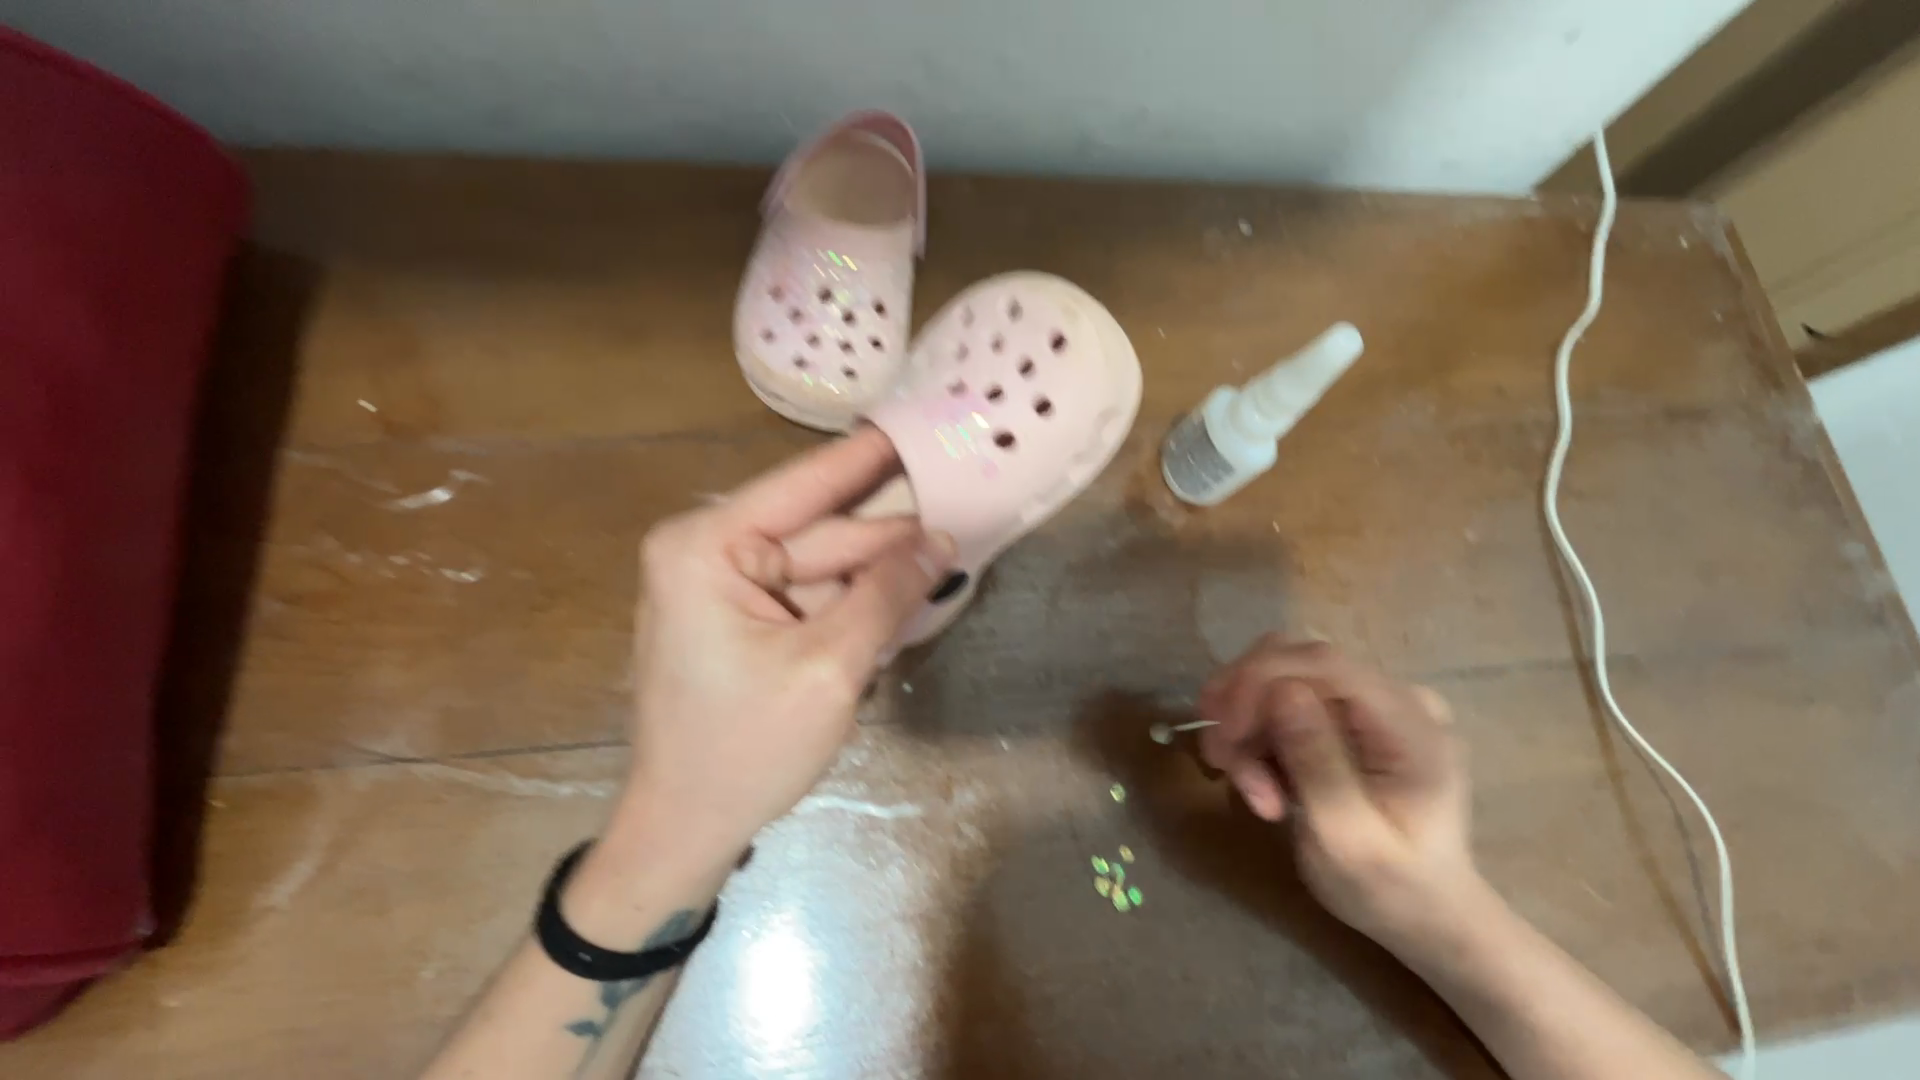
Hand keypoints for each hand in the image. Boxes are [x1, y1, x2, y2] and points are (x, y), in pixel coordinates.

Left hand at [608, 428, 952, 870]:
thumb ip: (886, 593)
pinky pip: (808, 596)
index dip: (869, 456)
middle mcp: (707, 552)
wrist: (684, 831)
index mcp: (706, 546)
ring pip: (820, 566)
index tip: (916, 419)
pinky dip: (853, 604)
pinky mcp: (738, 620)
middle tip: (962, 507)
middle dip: (888, 535)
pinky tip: (904, 600)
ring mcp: (721, 587)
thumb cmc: (745, 749)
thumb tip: (941, 538)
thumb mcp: (829, 666)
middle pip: (819, 531)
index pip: (805, 485)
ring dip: (877, 575)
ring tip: (947, 556)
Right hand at [1197, 637, 1480, 951]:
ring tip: (1251, 792)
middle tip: (1220, 760)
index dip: (1259, 680)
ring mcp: (1369, 706)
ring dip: (1246, 730)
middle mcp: (1391, 698)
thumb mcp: (1348, 838)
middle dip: (1243, 704)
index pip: (1323, 662)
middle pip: (1293, 660)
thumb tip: (1282, 691)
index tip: (1222, 728)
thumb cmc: (1390, 888)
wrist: (1421, 916)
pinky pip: (1280, 706)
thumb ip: (1319, 763)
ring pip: (1277, 681)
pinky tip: (1262, 788)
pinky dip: (1257, 741)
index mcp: (1409, 722)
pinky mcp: (1345, 719)